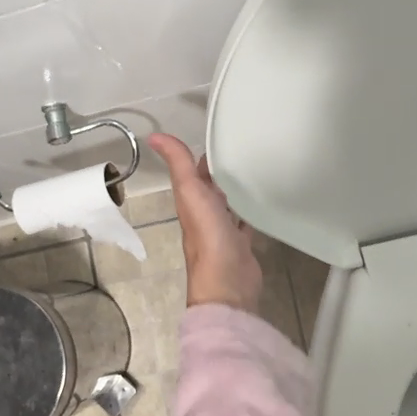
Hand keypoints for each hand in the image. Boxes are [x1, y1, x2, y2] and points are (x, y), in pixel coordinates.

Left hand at [146, 133, 262, 313]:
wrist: (227, 283)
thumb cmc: (209, 236)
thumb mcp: (191, 193)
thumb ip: (178, 164)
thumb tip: (154, 136)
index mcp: (190, 200)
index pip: (195, 170)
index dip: (203, 153)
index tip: (222, 132)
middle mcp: (204, 212)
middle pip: (213, 185)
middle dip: (223, 167)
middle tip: (245, 145)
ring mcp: (223, 228)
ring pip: (229, 200)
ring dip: (237, 186)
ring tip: (256, 165)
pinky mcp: (241, 241)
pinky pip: (245, 218)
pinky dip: (250, 207)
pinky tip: (262, 198)